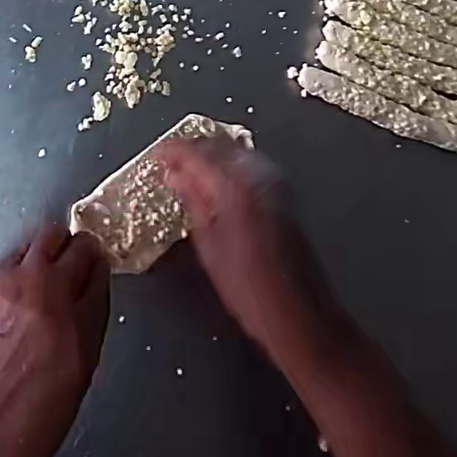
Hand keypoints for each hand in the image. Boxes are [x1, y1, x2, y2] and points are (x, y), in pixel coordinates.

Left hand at [0, 224, 109, 456]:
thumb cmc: (21, 421)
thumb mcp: (75, 379)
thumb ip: (87, 329)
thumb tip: (89, 296)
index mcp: (80, 333)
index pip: (102, 278)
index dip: (102, 269)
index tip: (100, 266)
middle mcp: (52, 299)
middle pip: (80, 249)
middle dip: (85, 249)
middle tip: (83, 254)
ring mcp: (20, 286)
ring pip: (50, 236)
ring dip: (58, 243)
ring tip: (55, 256)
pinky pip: (21, 250)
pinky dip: (30, 254)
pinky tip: (28, 271)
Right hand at [159, 138, 352, 362]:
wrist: (298, 312)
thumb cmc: (251, 289)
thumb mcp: (208, 245)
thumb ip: (192, 200)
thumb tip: (176, 176)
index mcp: (234, 186)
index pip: (195, 151)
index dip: (172, 150)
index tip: (157, 156)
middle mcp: (257, 174)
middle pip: (216, 143)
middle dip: (190, 150)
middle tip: (170, 165)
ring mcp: (273, 179)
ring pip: (232, 149)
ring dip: (210, 155)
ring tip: (189, 173)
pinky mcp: (283, 189)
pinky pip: (248, 160)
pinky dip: (228, 163)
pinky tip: (216, 181)